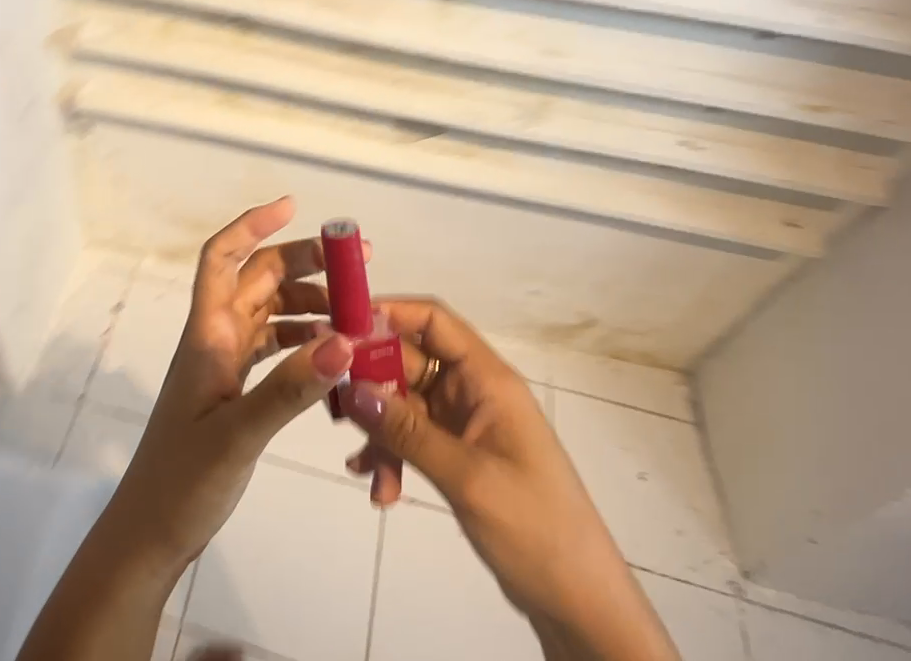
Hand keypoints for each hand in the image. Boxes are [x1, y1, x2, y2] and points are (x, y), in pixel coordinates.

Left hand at [103, 196, 357, 570]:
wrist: (152, 531)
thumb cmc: (184, 479)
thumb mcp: (239, 433)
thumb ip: (290, 387)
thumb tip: (345, 338)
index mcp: (208, 335)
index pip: (222, 258)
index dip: (251, 225)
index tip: (293, 206)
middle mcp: (215, 339)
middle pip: (258, 280)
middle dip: (304, 263)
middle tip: (360, 265)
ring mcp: (224, 365)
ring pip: (269, 313)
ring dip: (309, 302)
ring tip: (357, 312)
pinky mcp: (233, 390)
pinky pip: (273, 348)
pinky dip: (303, 340)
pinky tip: (333, 351)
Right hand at [341, 298, 678, 660]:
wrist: (577, 597)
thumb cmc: (534, 526)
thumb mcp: (466, 476)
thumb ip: (406, 430)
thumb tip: (349, 389)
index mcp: (488, 380)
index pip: (434, 320)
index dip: (387, 313)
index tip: (339, 329)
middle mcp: (474, 391)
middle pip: (409, 362)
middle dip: (371, 385)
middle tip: (333, 410)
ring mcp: (465, 423)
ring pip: (404, 404)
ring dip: (380, 433)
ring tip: (365, 471)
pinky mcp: (458, 454)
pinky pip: (411, 438)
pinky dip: (391, 458)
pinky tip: (380, 490)